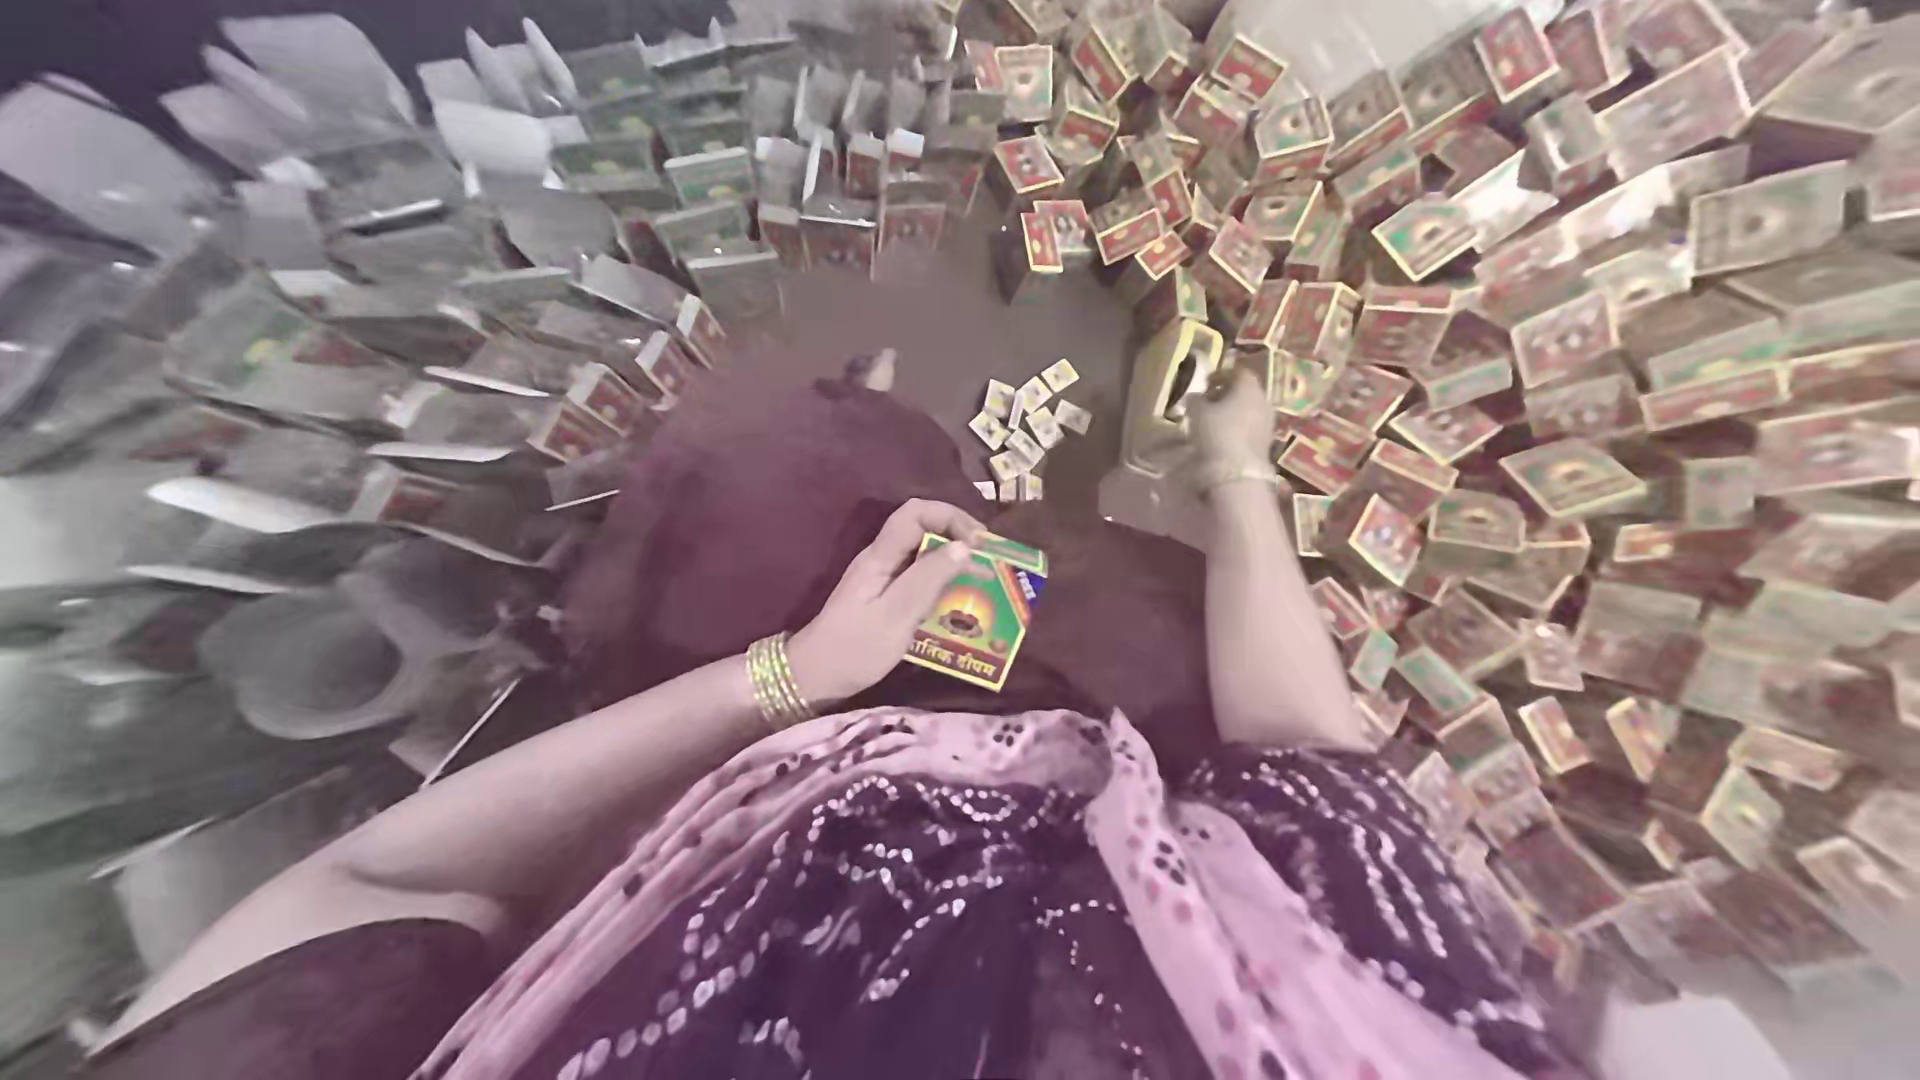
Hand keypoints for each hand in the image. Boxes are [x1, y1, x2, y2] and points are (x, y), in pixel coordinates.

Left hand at [786, 499, 987, 702]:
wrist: (813, 678)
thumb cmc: (854, 648)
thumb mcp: (896, 615)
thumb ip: (928, 578)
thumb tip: (964, 546)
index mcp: (880, 556)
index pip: (916, 513)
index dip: (950, 517)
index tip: (978, 543)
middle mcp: (882, 559)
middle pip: (922, 528)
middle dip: (958, 537)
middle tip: (989, 560)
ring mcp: (882, 578)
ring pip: (923, 553)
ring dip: (953, 560)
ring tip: (982, 579)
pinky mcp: (885, 598)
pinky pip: (919, 577)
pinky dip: (942, 581)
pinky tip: (959, 601)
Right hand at [1188, 368, 1274, 473]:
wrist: (1238, 471)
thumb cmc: (1216, 433)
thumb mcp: (1197, 413)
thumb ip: (1195, 400)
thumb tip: (1195, 396)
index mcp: (1248, 387)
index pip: (1238, 372)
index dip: (1221, 374)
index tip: (1206, 383)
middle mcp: (1263, 400)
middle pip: (1246, 390)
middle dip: (1227, 393)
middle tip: (1209, 401)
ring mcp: (1268, 421)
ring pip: (1249, 409)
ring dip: (1234, 411)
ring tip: (1215, 420)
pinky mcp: (1267, 440)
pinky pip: (1251, 426)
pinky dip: (1239, 425)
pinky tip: (1225, 435)